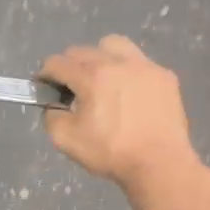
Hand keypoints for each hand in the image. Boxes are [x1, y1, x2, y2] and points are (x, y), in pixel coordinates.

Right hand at [40, 36, 202, 194]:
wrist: (160, 164)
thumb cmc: (110, 151)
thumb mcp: (64, 139)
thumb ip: (51, 115)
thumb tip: (56, 105)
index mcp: (91, 77)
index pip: (56, 63)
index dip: (44, 75)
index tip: (44, 88)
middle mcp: (118, 63)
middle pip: (82, 51)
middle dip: (69, 66)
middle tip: (70, 89)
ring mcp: (145, 67)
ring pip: (113, 45)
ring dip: (99, 58)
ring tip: (100, 80)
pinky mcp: (165, 76)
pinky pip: (138, 62)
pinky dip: (125, 70)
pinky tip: (126, 92)